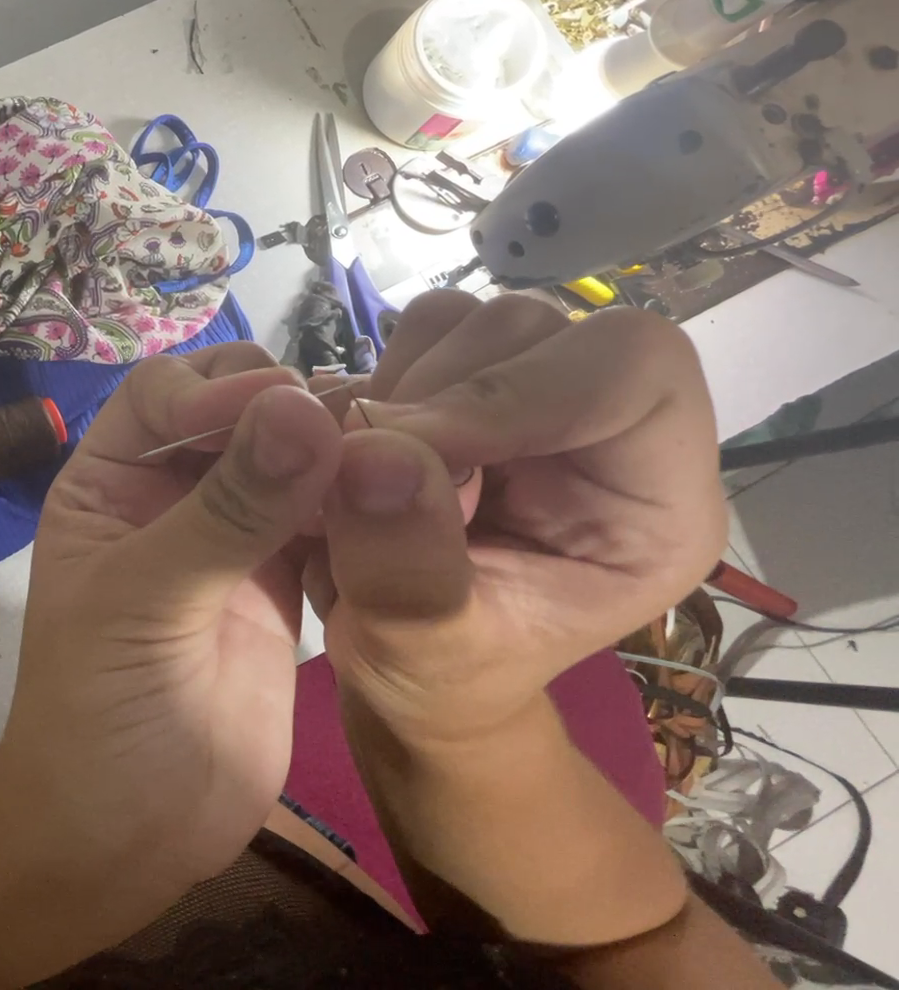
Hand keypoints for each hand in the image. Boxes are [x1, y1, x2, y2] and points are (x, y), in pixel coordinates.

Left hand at [0, 343, 342, 914]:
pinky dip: (359, 501)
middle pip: (230, 410)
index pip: (159, 395)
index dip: (214, 388)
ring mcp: (228, 537)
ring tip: (396, 452)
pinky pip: (325, 517)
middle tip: (352, 426)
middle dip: (283, 405)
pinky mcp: (280, 581)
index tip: (281, 403)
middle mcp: (166, 495)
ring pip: (287, 458)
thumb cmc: (99, 709)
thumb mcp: (144, 602)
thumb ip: (224, 511)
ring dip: (334, 449)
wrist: (127, 824)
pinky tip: (402, 496)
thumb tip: (300, 406)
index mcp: (108, 484)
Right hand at [305, 292, 727, 745]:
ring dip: (392, 388)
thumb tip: (366, 452)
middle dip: (430, 395)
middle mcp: (599, 435)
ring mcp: (522, 405)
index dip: (509, 390)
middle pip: (537, 329)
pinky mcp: (454, 396)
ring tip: (359, 469)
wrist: (409, 672)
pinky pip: (409, 337)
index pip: (629, 370)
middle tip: (366, 472)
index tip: (397, 450)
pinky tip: (355, 449)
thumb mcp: (423, 653)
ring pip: (464, 321)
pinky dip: (367, 380)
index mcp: (645, 505)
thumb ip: (406, 570)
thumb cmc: (436, 679)